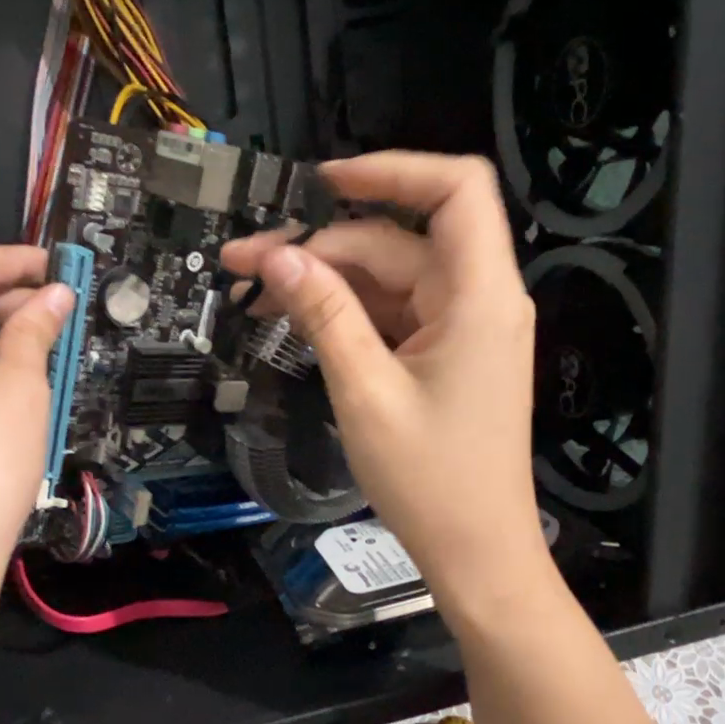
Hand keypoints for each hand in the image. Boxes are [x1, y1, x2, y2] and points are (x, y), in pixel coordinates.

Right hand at [221, 153, 551, 617]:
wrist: (475, 553)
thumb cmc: (431, 480)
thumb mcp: (365, 392)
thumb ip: (323, 315)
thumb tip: (276, 256)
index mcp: (479, 296)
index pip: (455, 190)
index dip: (391, 170)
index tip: (321, 182)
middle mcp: (478, 299)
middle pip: (399, 241)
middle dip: (322, 246)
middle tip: (246, 264)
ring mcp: (461, 329)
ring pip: (388, 278)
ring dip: (325, 282)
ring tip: (255, 297)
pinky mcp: (444, 356)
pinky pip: (392, 314)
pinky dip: (346, 314)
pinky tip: (294, 321)